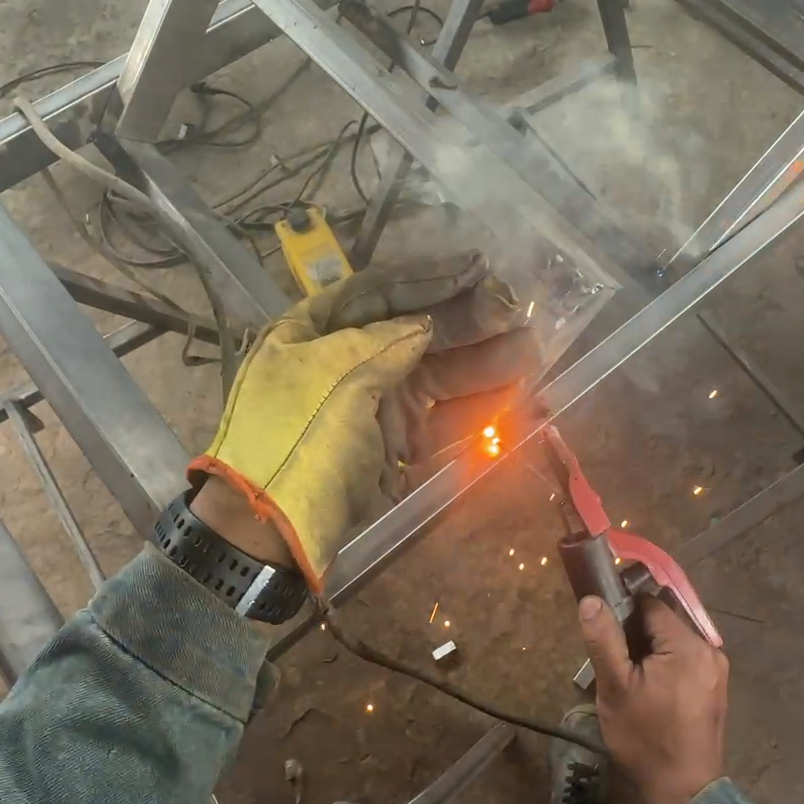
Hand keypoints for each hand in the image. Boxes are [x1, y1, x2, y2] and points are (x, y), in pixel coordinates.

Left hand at [191, 253, 537, 589]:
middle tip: (518, 312)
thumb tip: (426, 324)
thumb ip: (385, 341)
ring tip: (531, 350)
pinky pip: (438, 420)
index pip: (378, 292)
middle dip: (467, 321)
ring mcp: (369, 407)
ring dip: (482, 363)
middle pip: (413, 332)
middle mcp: (343, 363)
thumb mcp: (334, 375)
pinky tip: (513, 395)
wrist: (271, 534)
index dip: (429, 279)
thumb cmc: (296, 441)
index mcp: (312, 333)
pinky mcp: (391, 448)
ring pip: (434, 377)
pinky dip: (473, 409)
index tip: (479, 270)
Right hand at [579, 591, 728, 803]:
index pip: (650, 603)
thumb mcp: (615, 687)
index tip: (602, 630)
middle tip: (613, 659)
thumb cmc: (645, 738)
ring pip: (672, 639)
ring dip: (648, 647)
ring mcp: (716, 669)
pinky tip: (647, 687)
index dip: (621, 610)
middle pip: (663, 620)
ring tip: (627, 675)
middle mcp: (710, 649)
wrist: (683, 792)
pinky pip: (684, 658)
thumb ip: (603, 639)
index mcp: (688, 645)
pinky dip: (663, 662)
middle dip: (635, 631)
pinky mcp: (714, 687)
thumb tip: (591, 599)